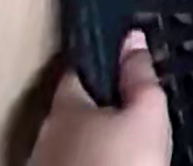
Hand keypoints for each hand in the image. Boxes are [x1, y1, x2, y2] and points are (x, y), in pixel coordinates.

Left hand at [29, 30, 172, 165]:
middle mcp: (44, 140)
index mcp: (65, 110)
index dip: (104, 58)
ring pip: (70, 141)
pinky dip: (89, 161)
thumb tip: (133, 39)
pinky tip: (112, 164)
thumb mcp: (147, 109)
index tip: (124, 53)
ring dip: (93, 136)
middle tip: (132, 100)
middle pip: (74, 108)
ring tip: (126, 138)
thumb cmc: (125, 165)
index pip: (80, 69)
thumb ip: (139, 72)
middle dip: (100, 102)